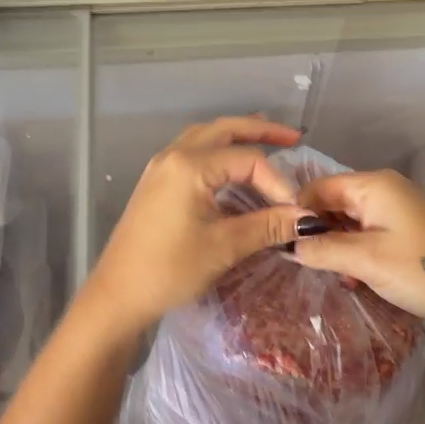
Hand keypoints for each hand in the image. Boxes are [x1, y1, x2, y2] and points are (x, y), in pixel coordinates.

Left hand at [80, 117, 315, 336]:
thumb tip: (306, 218)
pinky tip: (233, 166)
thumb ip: (267, 226)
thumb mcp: (224, 247)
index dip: (276, 181)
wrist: (118, 294)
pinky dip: (218, 149)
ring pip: (206, 136)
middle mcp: (174, 155)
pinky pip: (193, 150)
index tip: (295, 211)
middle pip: (224, 129)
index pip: (247, 159)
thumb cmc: (170, 270)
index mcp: (190, 165)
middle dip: (260, 130)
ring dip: (237, 135)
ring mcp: (161, 166)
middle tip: (294, 137)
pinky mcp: (156, 180)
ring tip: (268, 141)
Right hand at [291, 169, 424, 340]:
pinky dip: (356, 255)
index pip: (318, 187)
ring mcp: (398, 213)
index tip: (281, 242)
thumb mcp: (366, 261)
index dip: (296, 212)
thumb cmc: (424, 272)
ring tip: (329, 275)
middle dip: (317, 232)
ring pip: (349, 223)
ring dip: (336, 247)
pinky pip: (367, 237)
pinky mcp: (407, 237)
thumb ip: (322, 249)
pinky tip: (353, 280)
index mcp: (373, 185)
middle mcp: (384, 191)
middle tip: (301, 263)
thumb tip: (287, 244)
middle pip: (333, 203)